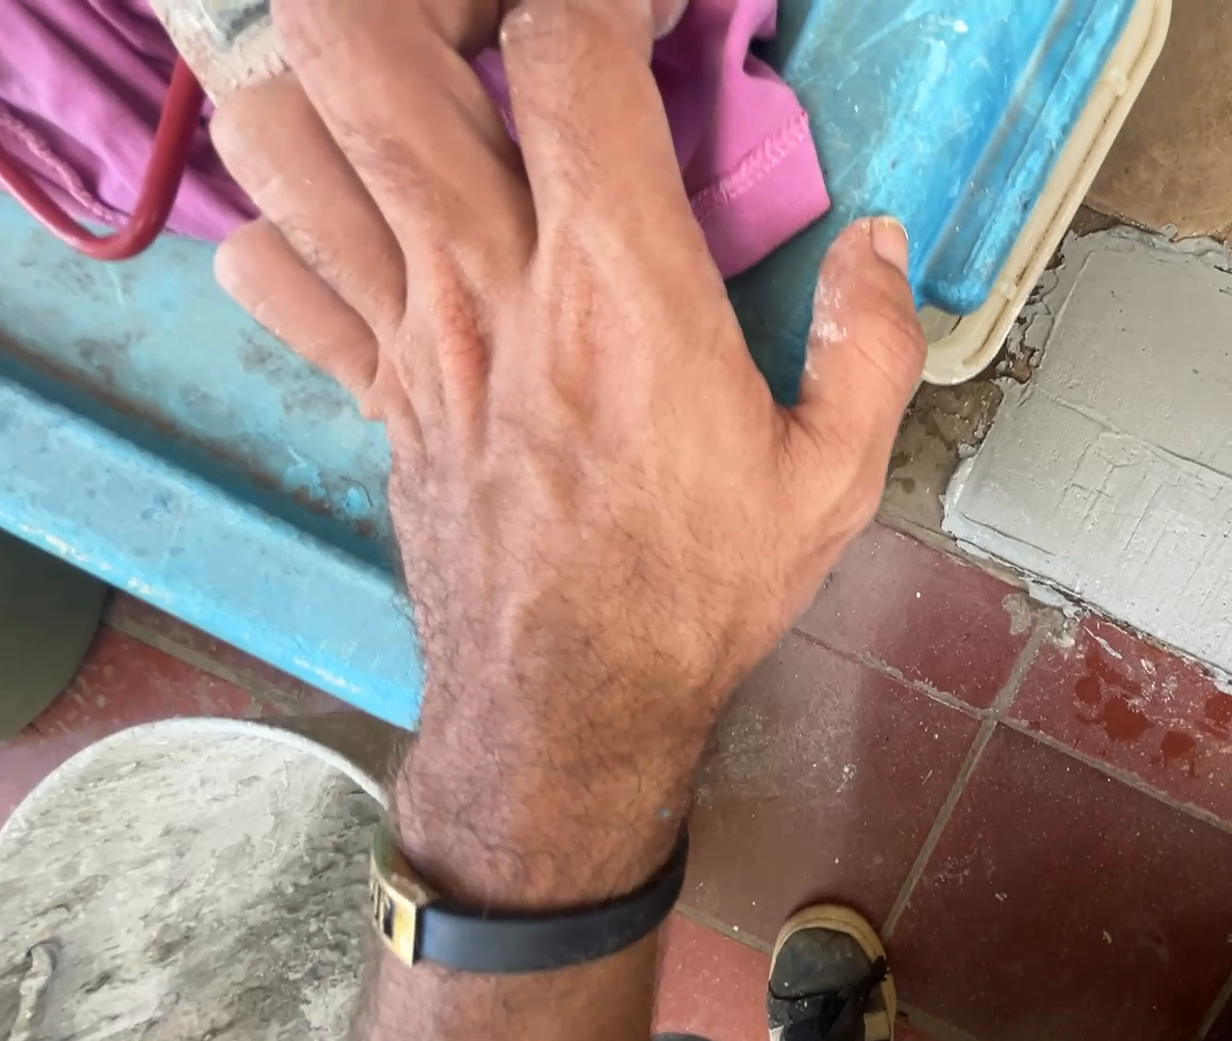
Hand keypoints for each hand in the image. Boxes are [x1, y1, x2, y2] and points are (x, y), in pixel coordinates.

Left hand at [211, 0, 924, 905]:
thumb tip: (880, 244)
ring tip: (435, 96)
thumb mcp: (836, 479)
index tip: (657, 7)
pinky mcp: (379, 397)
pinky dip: (301, 219)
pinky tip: (380, 236)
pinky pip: (274, 268)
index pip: (572, 60)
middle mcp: (493, 287)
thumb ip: (876, 348)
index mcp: (622, 294)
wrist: (581, 703)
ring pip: (283, 134)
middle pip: (364, 45)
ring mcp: (414, 338)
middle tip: (516, 23)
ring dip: (339, 78)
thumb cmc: (709, 588)